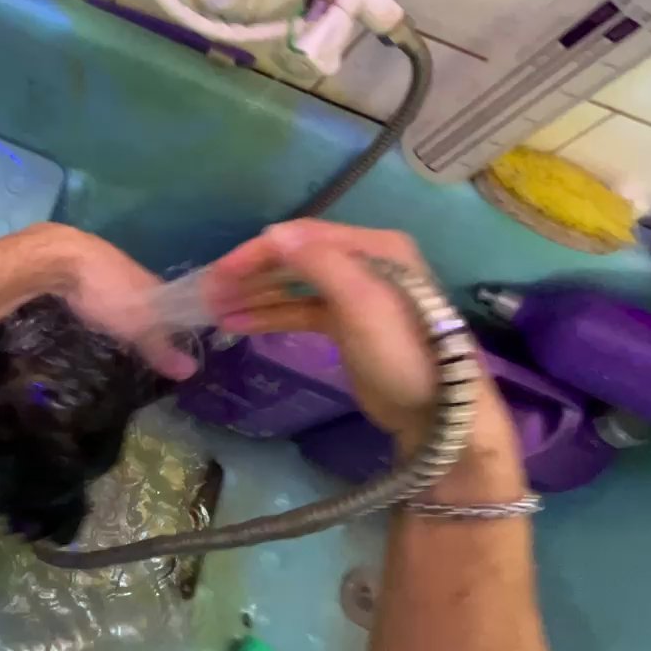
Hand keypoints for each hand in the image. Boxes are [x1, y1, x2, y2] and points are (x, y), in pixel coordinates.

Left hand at [24, 224, 198, 379]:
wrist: (62, 257)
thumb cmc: (107, 293)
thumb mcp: (137, 327)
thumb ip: (160, 348)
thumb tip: (191, 371)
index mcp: (155, 284)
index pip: (175, 307)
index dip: (177, 327)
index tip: (176, 348)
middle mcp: (134, 273)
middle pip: (147, 300)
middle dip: (148, 320)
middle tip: (145, 346)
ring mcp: (105, 267)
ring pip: (120, 293)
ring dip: (121, 311)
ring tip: (118, 336)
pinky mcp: (79, 268)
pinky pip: (95, 290)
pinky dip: (97, 303)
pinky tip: (90, 315)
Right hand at [200, 220, 508, 455]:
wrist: (441, 416)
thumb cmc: (403, 354)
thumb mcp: (363, 303)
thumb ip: (319, 263)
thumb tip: (271, 234)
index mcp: (374, 247)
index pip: (302, 236)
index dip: (257, 252)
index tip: (220, 272)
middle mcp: (363, 262)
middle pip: (293, 259)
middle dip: (250, 274)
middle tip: (209, 294)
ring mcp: (354, 293)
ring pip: (291, 286)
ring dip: (254, 296)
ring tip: (215, 311)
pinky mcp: (345, 323)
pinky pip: (298, 310)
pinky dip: (269, 315)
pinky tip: (238, 325)